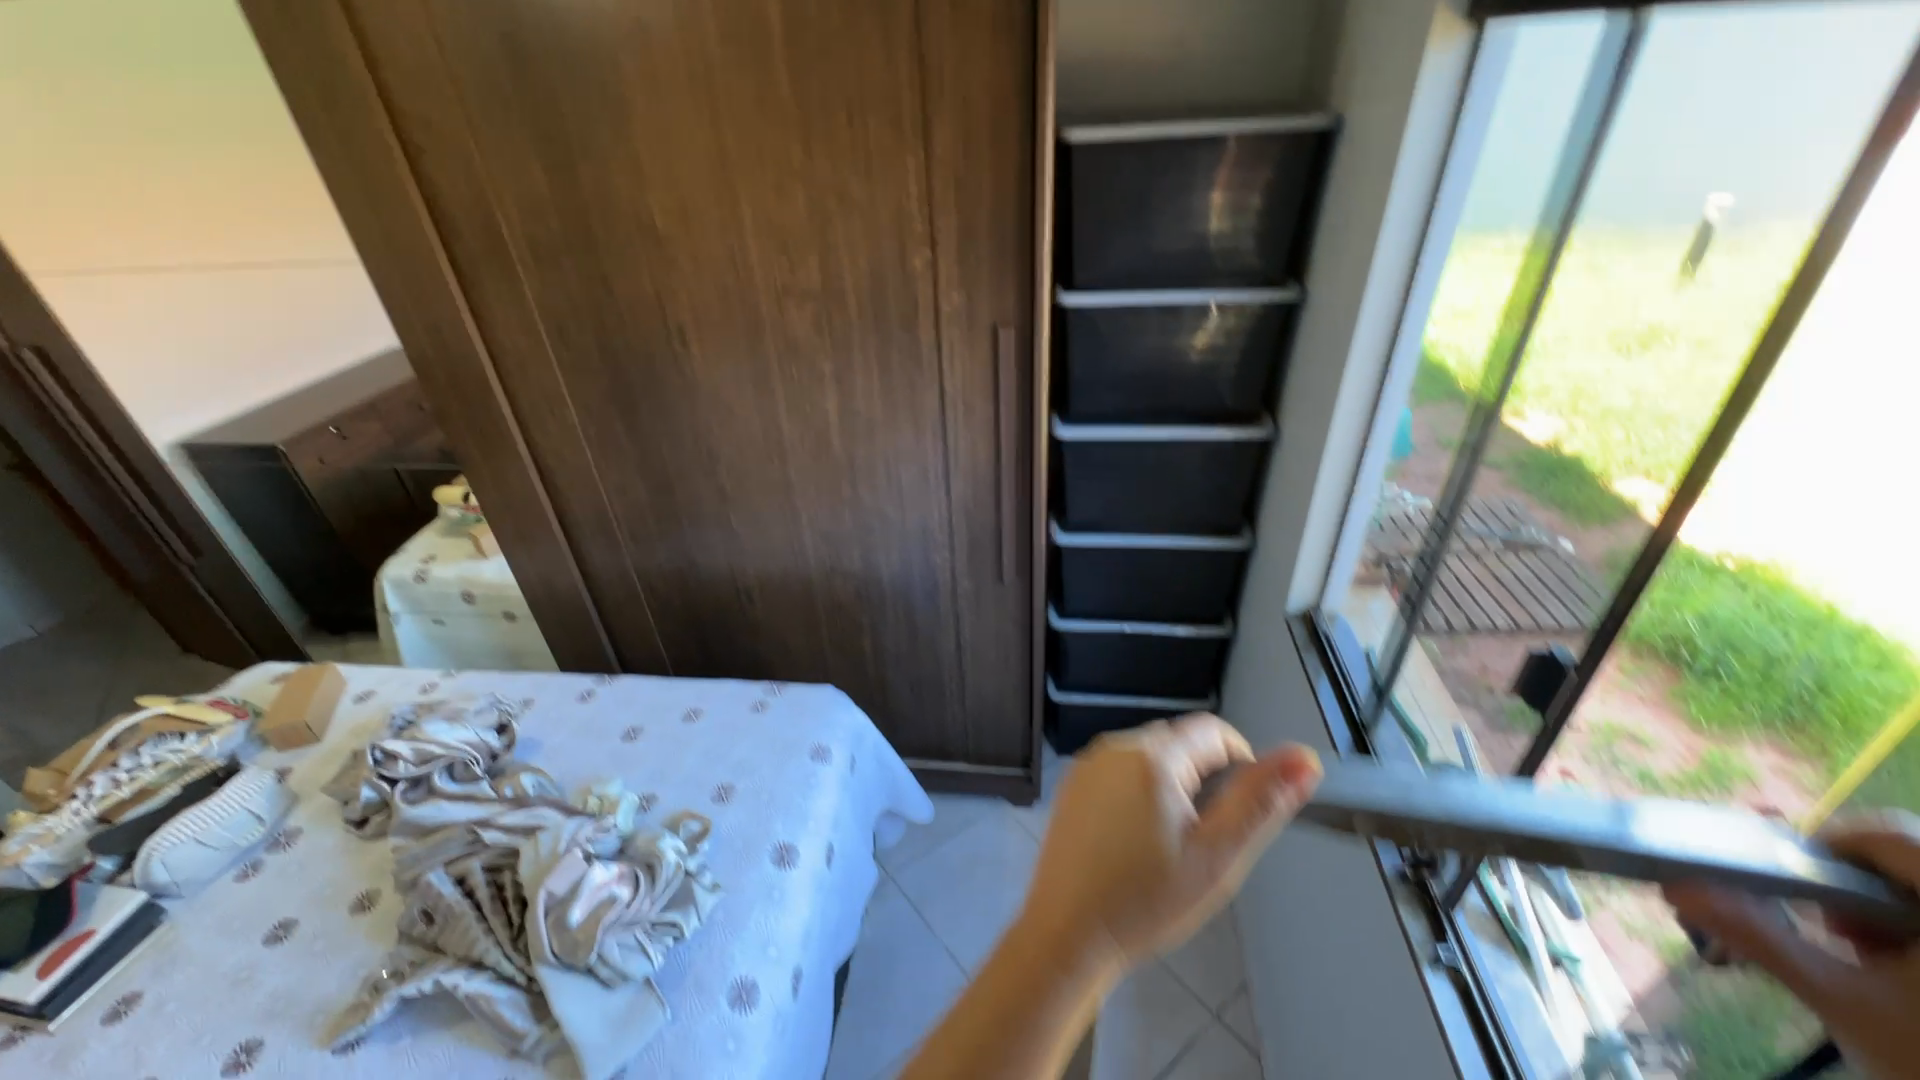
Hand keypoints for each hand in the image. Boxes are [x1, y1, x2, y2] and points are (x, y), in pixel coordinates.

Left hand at [1018, 713, 1322, 971]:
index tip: (1238, 812)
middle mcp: (1114, 748)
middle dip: (1203, 777)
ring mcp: (1086, 767)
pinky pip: (1118, 774)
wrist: (1065, 935)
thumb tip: (1304, 757)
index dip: (1240, 763)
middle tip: (1204, 837)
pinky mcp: (1071, 790)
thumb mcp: (1217, 856)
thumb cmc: (1144, 901)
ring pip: (1149, 758)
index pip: (1214, 730)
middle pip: (1180, 742)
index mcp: (1152, 756)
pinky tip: (1134, 844)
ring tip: (1169, 845)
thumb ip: (1261, 801)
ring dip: (1171, 786)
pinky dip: (1137, 795)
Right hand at [1665, 810, 1919, 1079]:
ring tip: (1857, 948)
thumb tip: (1676, 887)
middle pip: (1901, 854)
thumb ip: (1761, 939)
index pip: (1891, 835)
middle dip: (1851, 880)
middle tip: (1830, 924)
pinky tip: (1890, 960)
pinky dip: (1902, 920)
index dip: (1835, 842)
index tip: (1796, 877)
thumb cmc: (1917, 1052)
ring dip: (1873, 903)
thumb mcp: (1837, 997)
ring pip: (1916, 878)